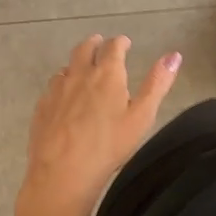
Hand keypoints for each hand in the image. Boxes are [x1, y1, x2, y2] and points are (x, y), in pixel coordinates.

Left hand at [20, 35, 180, 208]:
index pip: (113, 46)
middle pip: (85, 48)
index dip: (120, 42)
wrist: (62, 173)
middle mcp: (80, 74)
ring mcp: (57, 90)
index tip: (125, 43)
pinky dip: (61, 84)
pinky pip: (52, 87)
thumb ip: (157, 83)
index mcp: (107, 73)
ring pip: (67, 67)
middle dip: (95, 43)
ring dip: (76, 64)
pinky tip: (63, 97)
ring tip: (82, 71)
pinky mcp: (41, 107)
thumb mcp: (142, 116)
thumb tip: (174, 55)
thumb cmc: (108, 145)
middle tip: (100, 45)